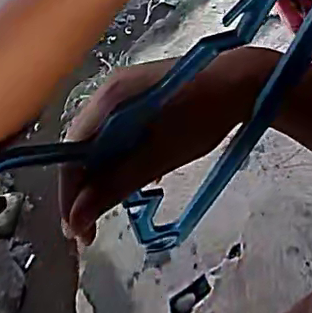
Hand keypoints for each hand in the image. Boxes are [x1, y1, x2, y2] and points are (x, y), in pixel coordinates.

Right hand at [58, 47, 279, 243]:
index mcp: (109, 98)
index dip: (70, 194)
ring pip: (102, 142)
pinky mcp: (142, 97)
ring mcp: (126, 92)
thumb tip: (76, 220)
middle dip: (87, 188)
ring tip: (121, 203)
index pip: (71, 151)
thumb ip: (116, 186)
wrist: (242, 80)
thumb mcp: (159, 156)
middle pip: (83, 146)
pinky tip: (142, 176)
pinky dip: (125, 158)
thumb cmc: (202, 115)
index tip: (77, 232)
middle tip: (94, 228)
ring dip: (107, 175)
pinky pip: (121, 133)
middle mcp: (110, 91)